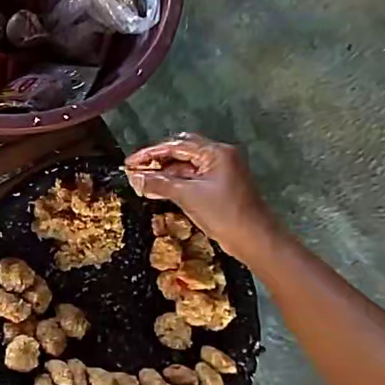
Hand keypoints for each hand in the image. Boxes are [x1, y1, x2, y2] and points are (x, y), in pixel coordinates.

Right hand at [124, 134, 279, 262]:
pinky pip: (194, 180)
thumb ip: (160, 184)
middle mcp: (220, 157)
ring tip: (142, 182)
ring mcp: (222, 172)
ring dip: (165, 174)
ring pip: (187, 167)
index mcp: (216, 152)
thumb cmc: (225, 214)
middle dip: (157, 161)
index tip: (130, 162)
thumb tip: (136, 178)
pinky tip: (158, 191)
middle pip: (182, 152)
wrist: (254, 239)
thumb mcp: (188, 196)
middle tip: (136, 170)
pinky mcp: (220, 187)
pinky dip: (176, 184)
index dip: (150, 153)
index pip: (176, 145)